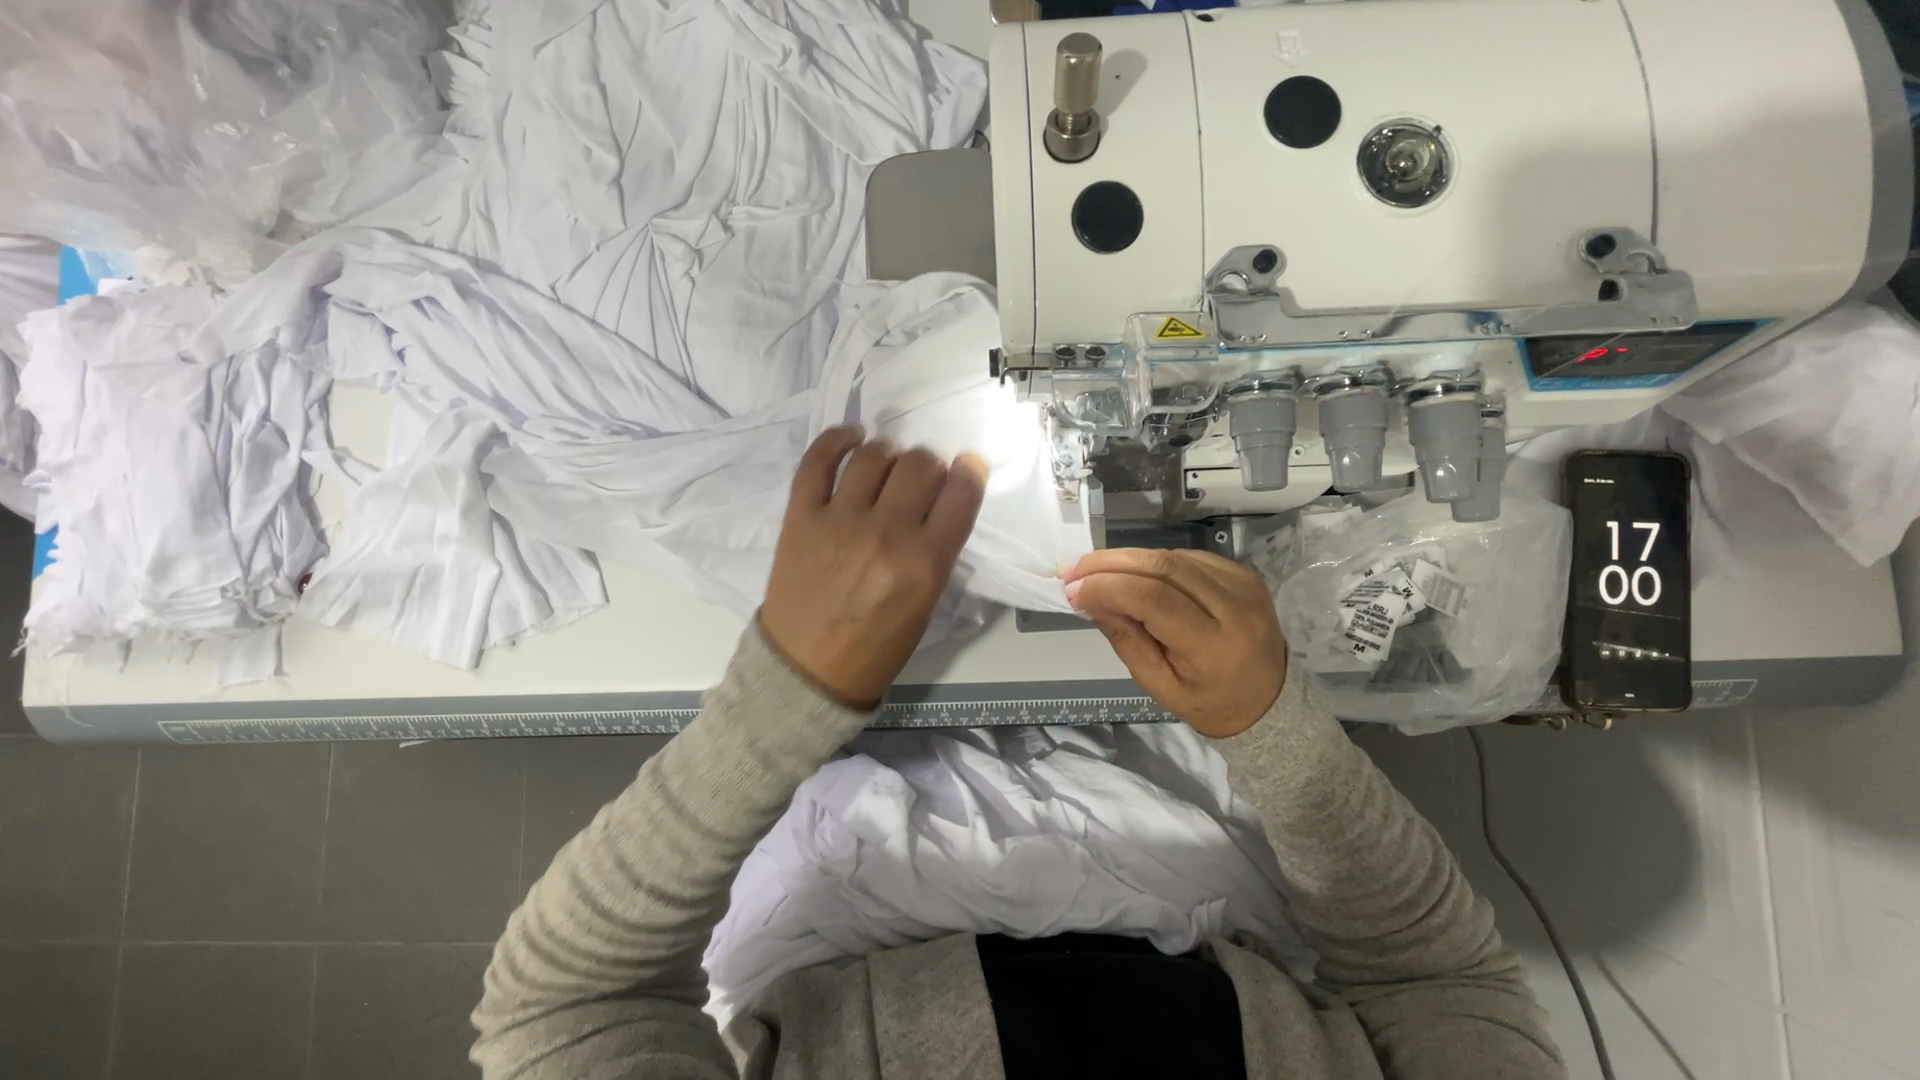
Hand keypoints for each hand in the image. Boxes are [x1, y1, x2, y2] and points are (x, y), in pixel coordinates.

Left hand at [760, 426, 987, 708]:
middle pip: (919, 465)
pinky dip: (837, 439)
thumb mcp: (926, 605)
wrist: (807, 670)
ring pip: (874, 455)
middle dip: (928, 465)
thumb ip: (936, 552)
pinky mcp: (801, 515)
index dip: (970, 471)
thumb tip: (938, 504)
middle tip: (921, 477)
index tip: (966, 466)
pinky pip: (818, 460)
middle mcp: (886, 533)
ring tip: (887, 462)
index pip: (961, 493)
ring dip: (888, 452)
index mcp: (924, 563)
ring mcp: (840, 520)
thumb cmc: (875, 647)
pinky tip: (852, 438)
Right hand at [1061, 548, 1286, 737]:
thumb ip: (1126, 640)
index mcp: (1215, 647)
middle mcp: (1235, 607)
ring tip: (1093, 570)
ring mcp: (1244, 584)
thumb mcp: (1159, 686)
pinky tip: (1134, 574)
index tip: (1072, 589)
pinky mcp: (1244, 573)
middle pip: (1164, 567)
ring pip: (1173, 555)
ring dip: (1128, 559)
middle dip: (1110, 563)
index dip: (1108, 587)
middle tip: (1072, 569)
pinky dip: (1155, 562)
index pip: (1154, 600)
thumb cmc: (1209, 701)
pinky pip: (1189, 557)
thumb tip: (1090, 599)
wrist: (1270, 700)